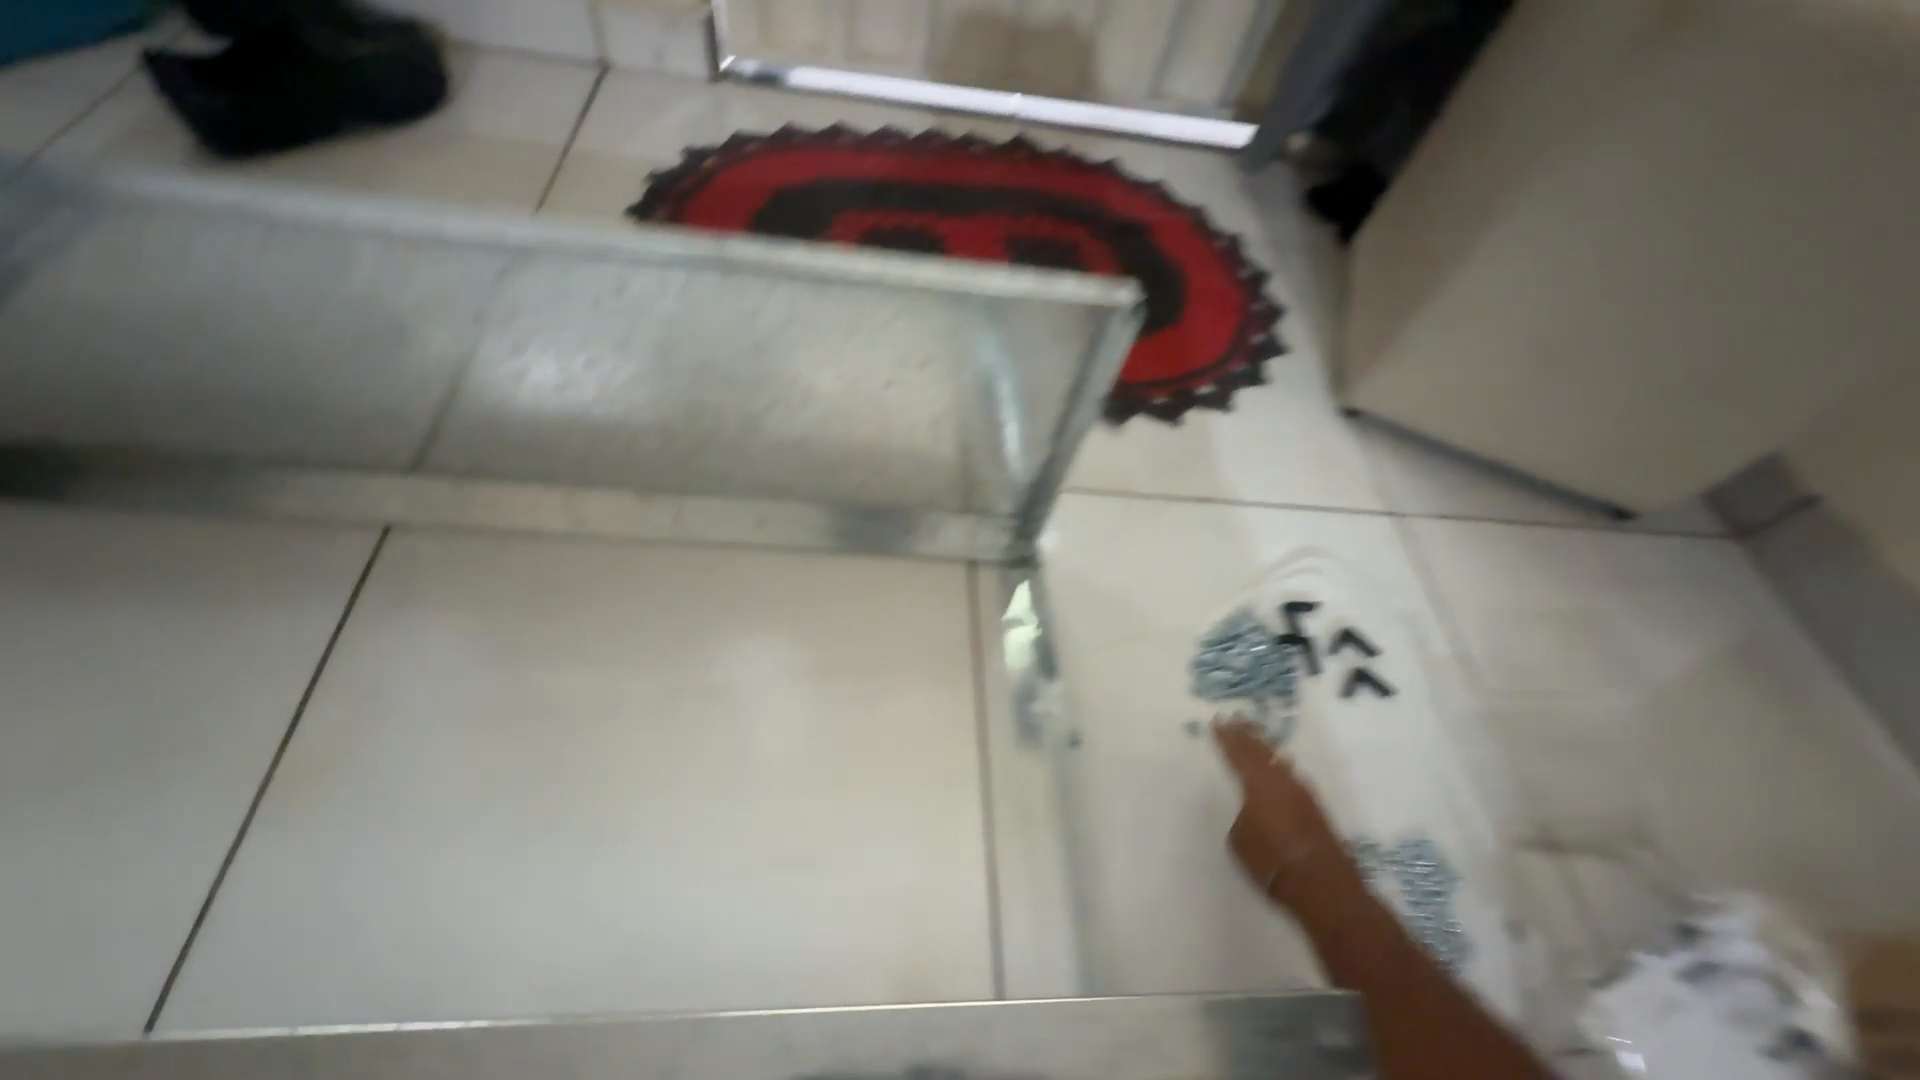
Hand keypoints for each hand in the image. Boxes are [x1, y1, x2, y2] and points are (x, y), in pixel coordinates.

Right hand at [1213, 716, 1363, 909]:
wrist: (1321, 883)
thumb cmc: (1270, 861)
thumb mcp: (1239, 839)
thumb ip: (1243, 817)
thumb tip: (1252, 812)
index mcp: (1256, 784)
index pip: (1237, 754)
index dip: (1226, 738)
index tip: (1218, 722)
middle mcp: (1280, 781)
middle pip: (1260, 751)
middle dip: (1246, 735)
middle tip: (1236, 718)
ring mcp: (1301, 793)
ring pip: (1279, 761)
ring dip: (1265, 748)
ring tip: (1256, 735)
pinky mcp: (1315, 808)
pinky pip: (1292, 776)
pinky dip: (1281, 766)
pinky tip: (1281, 766)